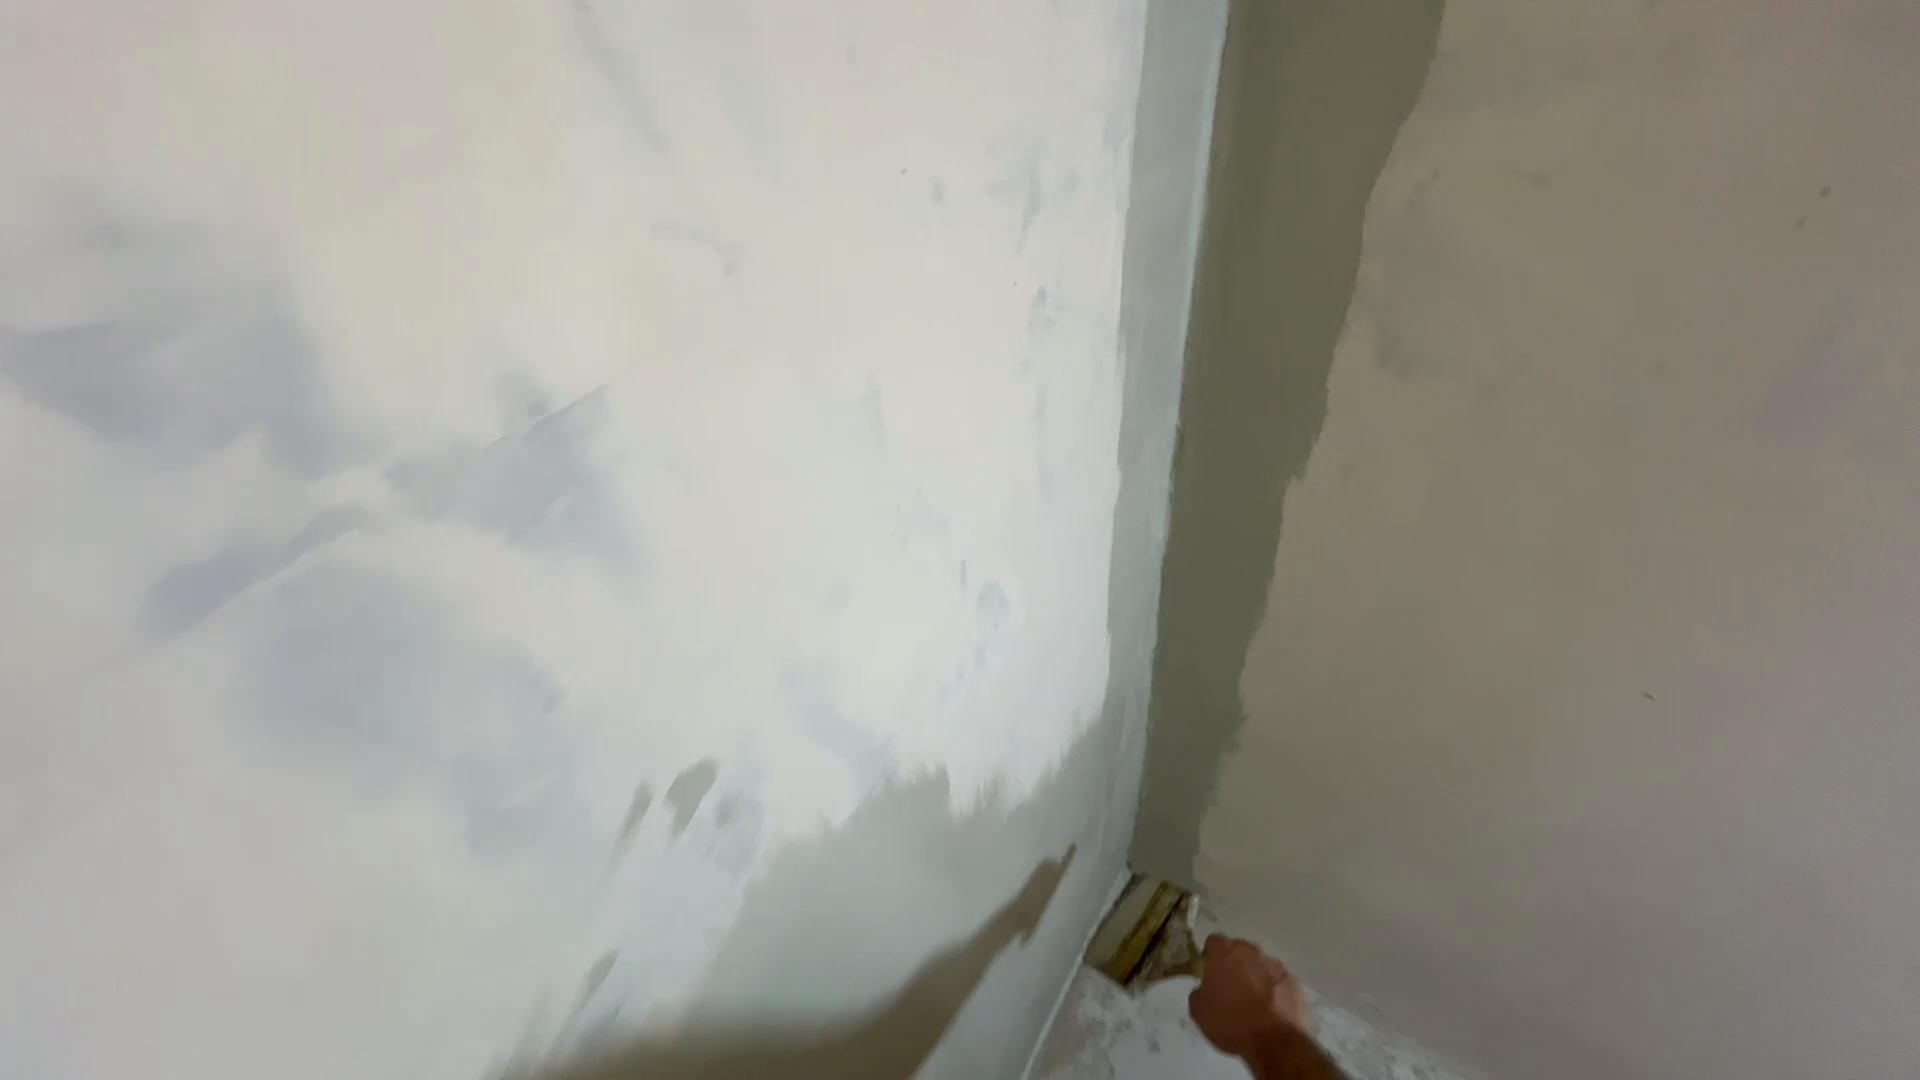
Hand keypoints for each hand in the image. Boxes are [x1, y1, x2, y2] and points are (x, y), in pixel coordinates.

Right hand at [1187, 935, 1307, 1060]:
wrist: (1275, 1042)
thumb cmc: (1231, 1022)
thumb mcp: (1199, 1010)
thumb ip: (1199, 991)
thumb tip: (1205, 989)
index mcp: (1223, 952)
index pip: (1213, 942)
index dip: (1210, 955)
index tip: (1209, 971)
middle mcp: (1249, 950)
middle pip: (1239, 951)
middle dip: (1235, 964)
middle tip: (1231, 987)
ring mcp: (1274, 964)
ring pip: (1260, 965)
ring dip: (1255, 976)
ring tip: (1254, 1001)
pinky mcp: (1292, 981)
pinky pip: (1278, 980)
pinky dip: (1274, 989)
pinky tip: (1272, 1008)